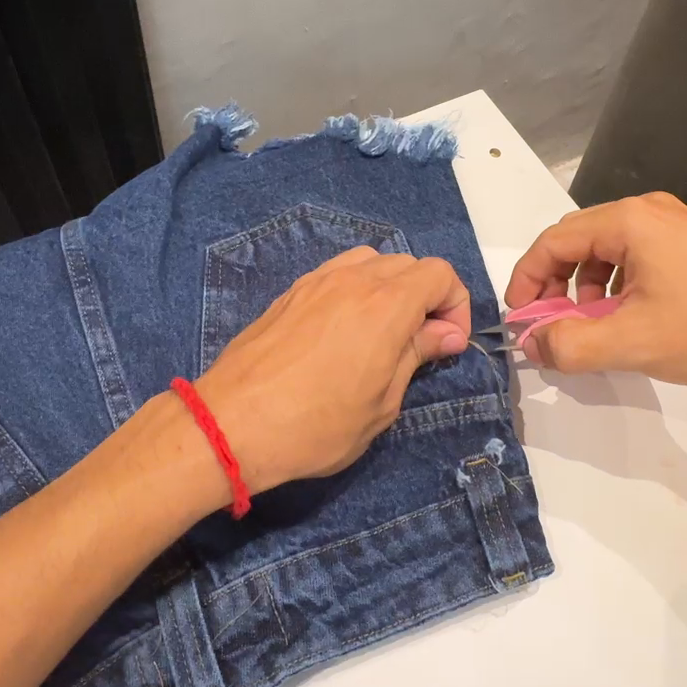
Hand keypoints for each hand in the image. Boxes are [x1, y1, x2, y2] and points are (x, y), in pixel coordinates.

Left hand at [194, 247, 470, 492]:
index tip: (447, 344)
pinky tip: (345, 328)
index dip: (455, 305)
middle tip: (420, 343)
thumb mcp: (382, 403)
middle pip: (409, 264)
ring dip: (390, 287)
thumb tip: (445, 332)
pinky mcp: (292, 291)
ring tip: (382, 331)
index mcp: (386, 304)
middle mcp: (355, 279)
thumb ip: (416, 356)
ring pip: (372, 260)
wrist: (231, 424)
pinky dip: (356, 287)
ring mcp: (318, 280)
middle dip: (426, 296)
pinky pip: (338, 272)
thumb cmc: (316, 426)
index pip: (439, 274)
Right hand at [505, 192, 686, 388]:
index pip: (554, 241)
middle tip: (548, 323)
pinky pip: (634, 254)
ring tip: (591, 325)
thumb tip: (533, 344)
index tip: (520, 317)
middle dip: (554, 283)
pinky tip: (627, 315)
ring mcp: (674, 223)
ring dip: (584, 285)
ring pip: (605, 248)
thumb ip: (569, 344)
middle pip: (577, 239)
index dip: (527, 279)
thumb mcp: (632, 343)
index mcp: (629, 221)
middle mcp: (648, 211)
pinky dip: (615, 283)